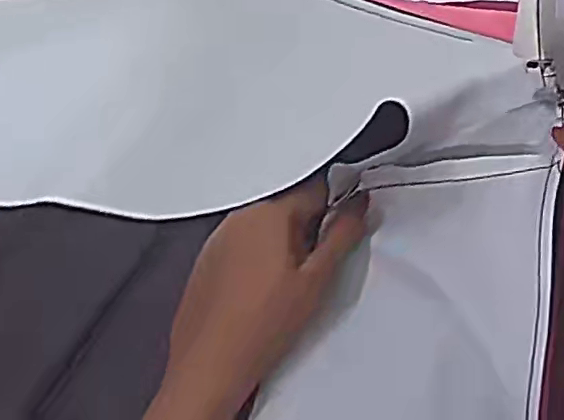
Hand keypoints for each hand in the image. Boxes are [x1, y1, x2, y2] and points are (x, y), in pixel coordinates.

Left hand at [145, 178, 369, 419]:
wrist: (203, 376)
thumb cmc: (260, 328)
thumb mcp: (317, 279)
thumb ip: (344, 233)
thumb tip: (359, 204)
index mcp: (268, 211)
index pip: (319, 188)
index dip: (337, 208)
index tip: (342, 231)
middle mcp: (239, 216)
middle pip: (292, 204)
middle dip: (309, 227)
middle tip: (313, 265)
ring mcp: (217, 239)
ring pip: (268, 224)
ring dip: (284, 241)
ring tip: (286, 281)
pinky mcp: (204, 262)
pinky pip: (244, 242)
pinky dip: (259, 255)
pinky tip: (261, 289)